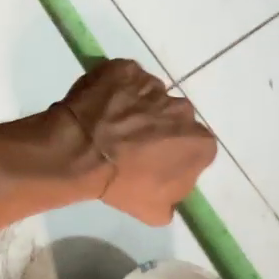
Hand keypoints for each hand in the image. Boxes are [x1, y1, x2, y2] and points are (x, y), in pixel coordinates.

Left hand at [52, 59, 215, 224]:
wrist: (79, 149)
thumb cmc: (121, 183)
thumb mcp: (158, 210)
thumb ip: (176, 193)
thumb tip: (172, 183)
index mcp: (198, 142)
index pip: (195, 145)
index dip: (176, 150)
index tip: (158, 157)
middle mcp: (181, 108)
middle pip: (175, 115)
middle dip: (160, 124)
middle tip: (135, 136)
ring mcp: (152, 83)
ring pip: (150, 93)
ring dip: (138, 103)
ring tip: (114, 118)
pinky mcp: (125, 67)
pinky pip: (126, 76)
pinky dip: (117, 85)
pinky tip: (103, 100)